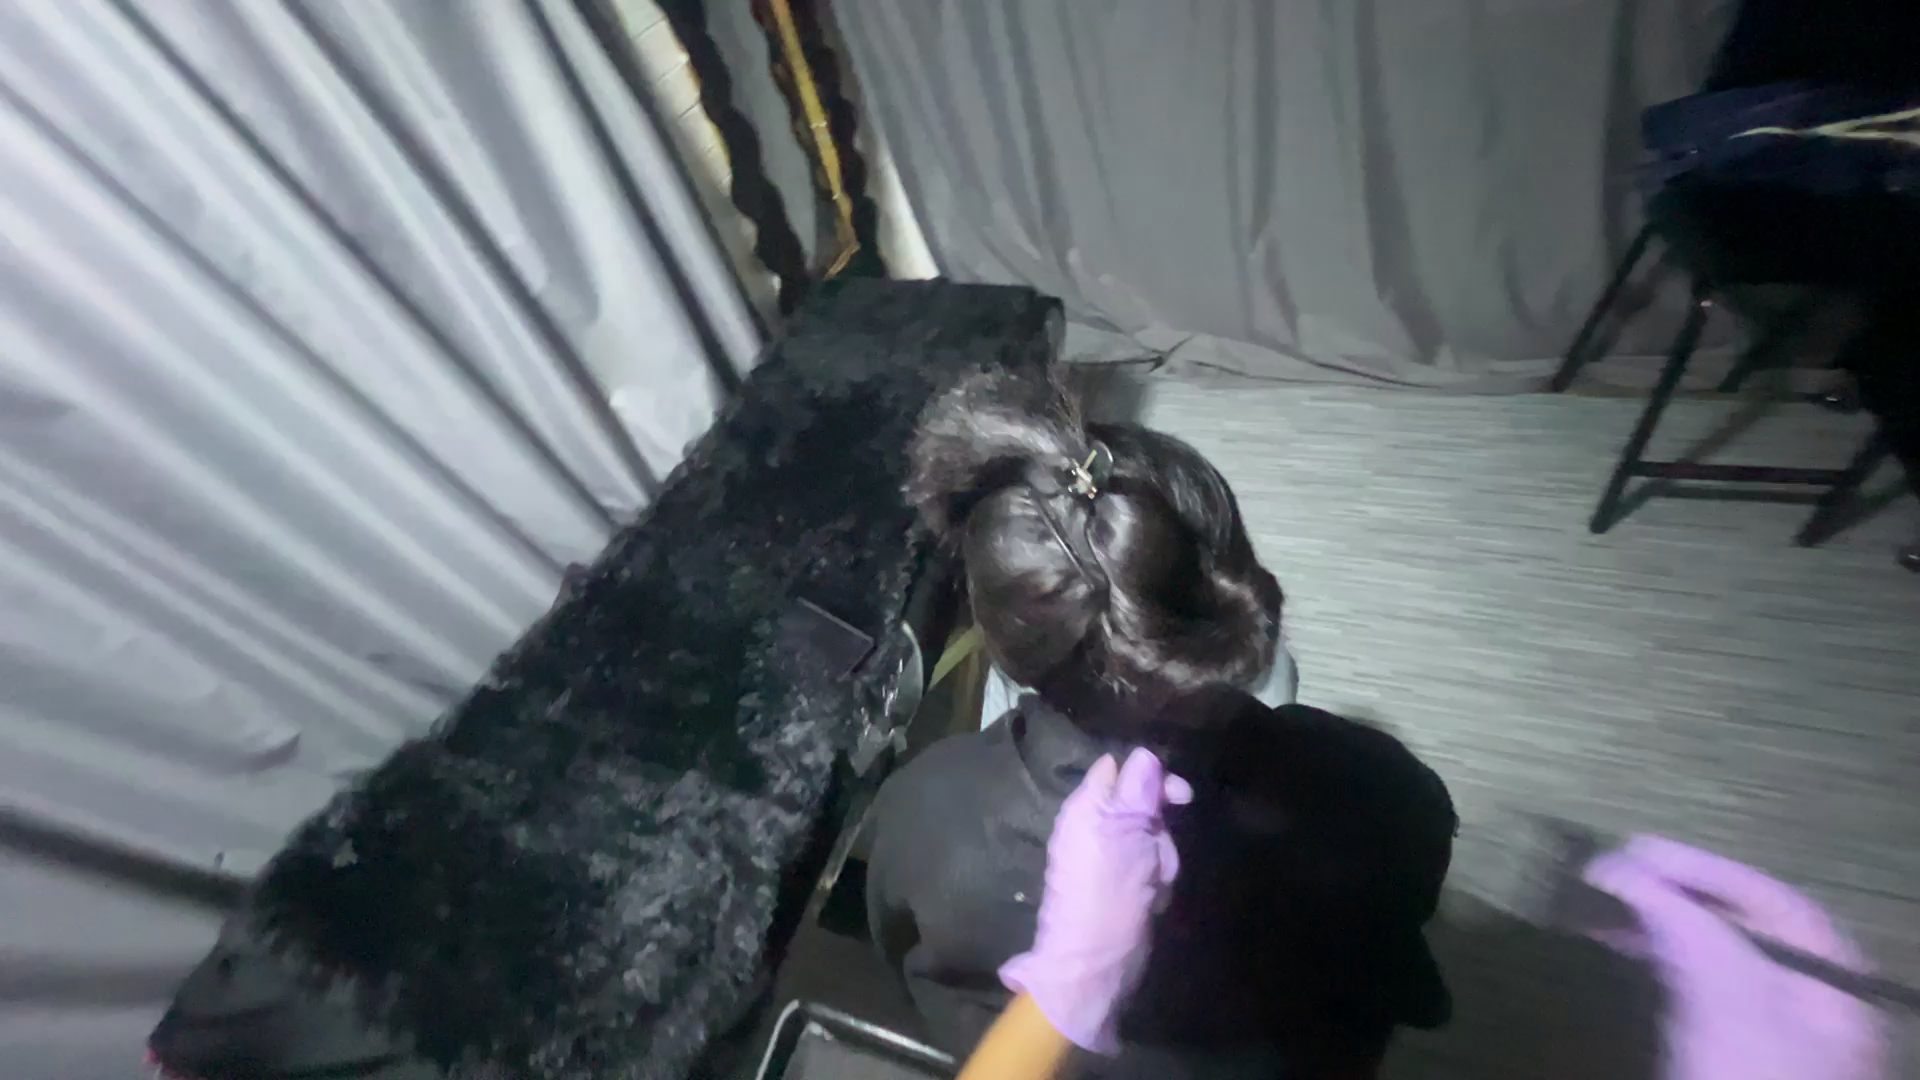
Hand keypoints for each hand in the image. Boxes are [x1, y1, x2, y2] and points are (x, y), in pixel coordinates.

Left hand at [999, 748, 1191, 1053]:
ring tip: (1152, 884)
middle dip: (1160, 831)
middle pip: (1142, 804)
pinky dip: (1156, 881)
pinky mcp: (1121, 881)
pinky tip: (1152, 900)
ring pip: (1152, 838)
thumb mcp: (1125, 835)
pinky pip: (1149, 866)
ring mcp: (1107, 854)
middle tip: (1158, 858)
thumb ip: (1135, 792)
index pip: (1118, 769)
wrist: (1093, 965)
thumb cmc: (1106, 893)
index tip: (1180, 796)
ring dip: (1161, 859)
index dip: (1150, 776)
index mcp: (1086, 806)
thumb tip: (1144, 753)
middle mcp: (1093, 824)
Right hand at [1582, 835, 1887, 1079]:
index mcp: (1827, 984)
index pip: (1774, 903)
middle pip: (1738, 919)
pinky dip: (1647, 943)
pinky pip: (1685, 968)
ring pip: (1707, 941)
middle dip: (1671, 887)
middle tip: (1608, 870)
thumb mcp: (1729, 1004)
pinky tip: (1613, 941)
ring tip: (1598, 902)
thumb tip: (1626, 869)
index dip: (1707, 869)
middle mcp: (1802, 994)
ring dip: (1651, 912)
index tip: (1635, 851)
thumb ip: (1691, 931)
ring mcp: (1763, 1019)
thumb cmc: (1748, 1075)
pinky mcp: (1721, 1036)